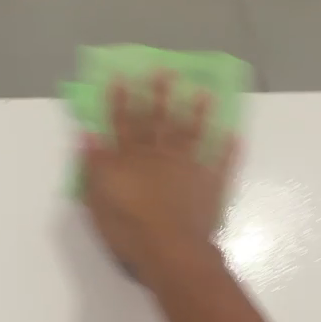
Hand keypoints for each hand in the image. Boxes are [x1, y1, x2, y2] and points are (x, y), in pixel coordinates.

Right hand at [80, 72, 238, 289]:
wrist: (171, 252)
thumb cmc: (128, 231)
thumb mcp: (97, 201)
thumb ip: (93, 166)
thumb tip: (87, 135)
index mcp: (129, 161)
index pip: (122, 124)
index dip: (119, 101)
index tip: (122, 76)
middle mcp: (158, 157)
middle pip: (157, 121)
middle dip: (158, 95)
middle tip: (163, 69)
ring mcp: (188, 168)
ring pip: (191, 134)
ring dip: (196, 112)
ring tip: (202, 92)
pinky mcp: (210, 184)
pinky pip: (220, 162)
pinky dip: (227, 148)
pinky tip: (233, 134)